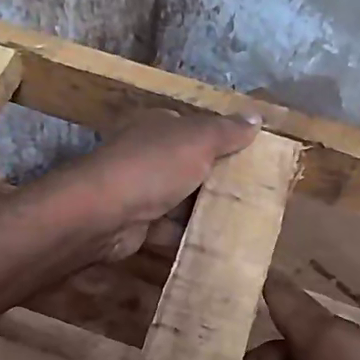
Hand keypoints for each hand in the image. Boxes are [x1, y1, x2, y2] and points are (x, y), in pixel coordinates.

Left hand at [28, 111, 259, 259]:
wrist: (103, 214)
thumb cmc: (153, 167)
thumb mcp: (198, 140)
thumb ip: (227, 131)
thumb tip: (256, 116)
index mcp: (159, 126)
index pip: (195, 130)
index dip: (223, 141)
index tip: (252, 159)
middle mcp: (147, 154)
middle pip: (190, 165)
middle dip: (218, 179)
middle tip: (255, 193)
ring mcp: (140, 190)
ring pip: (182, 199)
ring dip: (205, 210)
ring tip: (244, 221)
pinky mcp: (138, 223)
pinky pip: (171, 228)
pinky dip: (190, 235)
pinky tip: (217, 243)